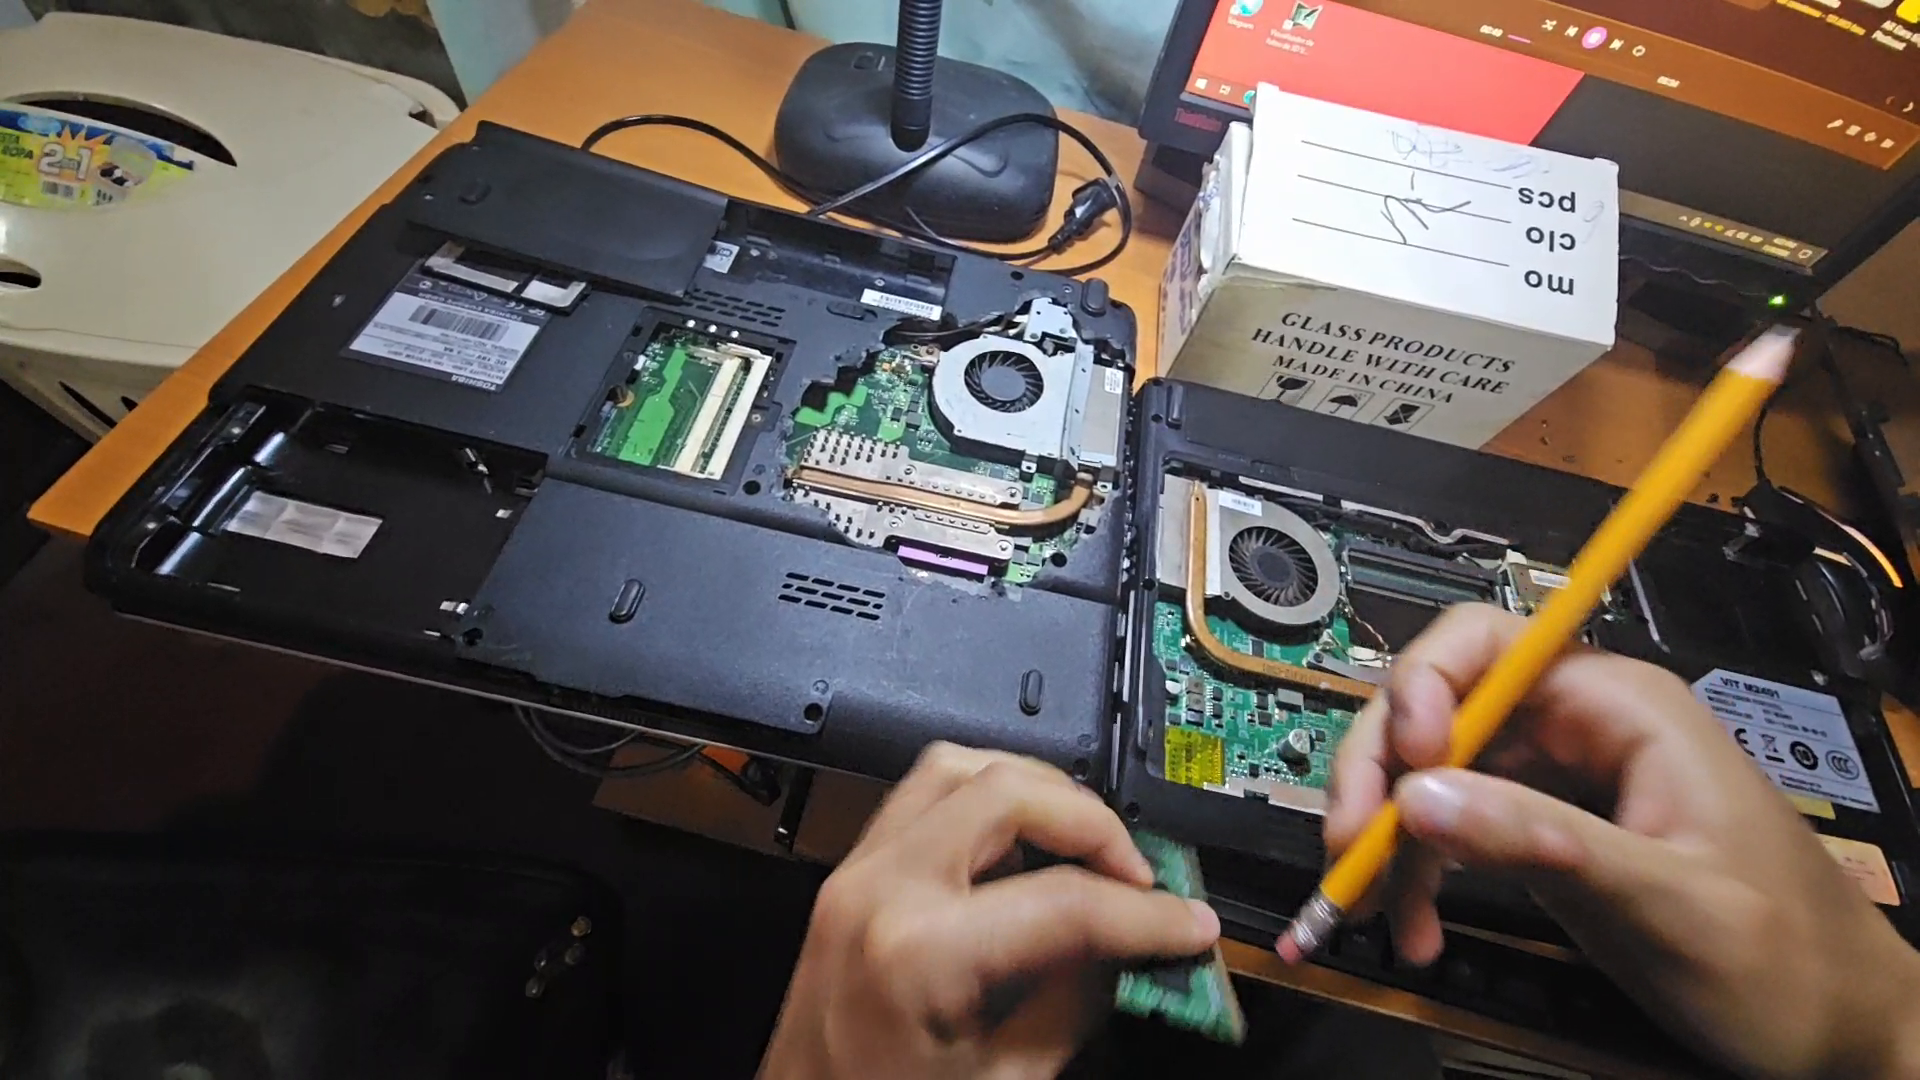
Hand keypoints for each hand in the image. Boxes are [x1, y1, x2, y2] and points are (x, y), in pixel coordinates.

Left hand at [759, 743, 1219, 1079]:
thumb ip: (1077, 996)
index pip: (1062, 902)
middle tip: (1135, 873)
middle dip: (1090, 822)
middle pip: (1006, 793)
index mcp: (918, 955)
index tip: (1189, 920)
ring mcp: (859, 865)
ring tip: (1082, 839)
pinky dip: (985, 794)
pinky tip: (1019, 837)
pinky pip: (925, 790)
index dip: (1146, 913)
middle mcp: (882, 886)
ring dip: (1035, 789)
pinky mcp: (854, 864)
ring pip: (960, 766)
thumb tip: (1133, 939)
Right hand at [1326, 604, 1919, 1079]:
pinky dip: (1407, 866)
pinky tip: (1410, 918)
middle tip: (1350, 843)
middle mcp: (1557, 721)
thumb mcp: (1675, 906)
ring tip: (1374, 902)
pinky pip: (1432, 819)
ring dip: (1381, 831)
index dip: (1423, 684)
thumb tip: (1415, 801)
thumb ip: (1546, 844)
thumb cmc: (1792, 964)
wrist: (1842, 1037)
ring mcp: (1531, 770)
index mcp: (1609, 703)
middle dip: (1377, 773)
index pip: (1482, 643)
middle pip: (1425, 709)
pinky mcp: (1513, 817)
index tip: (1408, 761)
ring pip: (1414, 768)